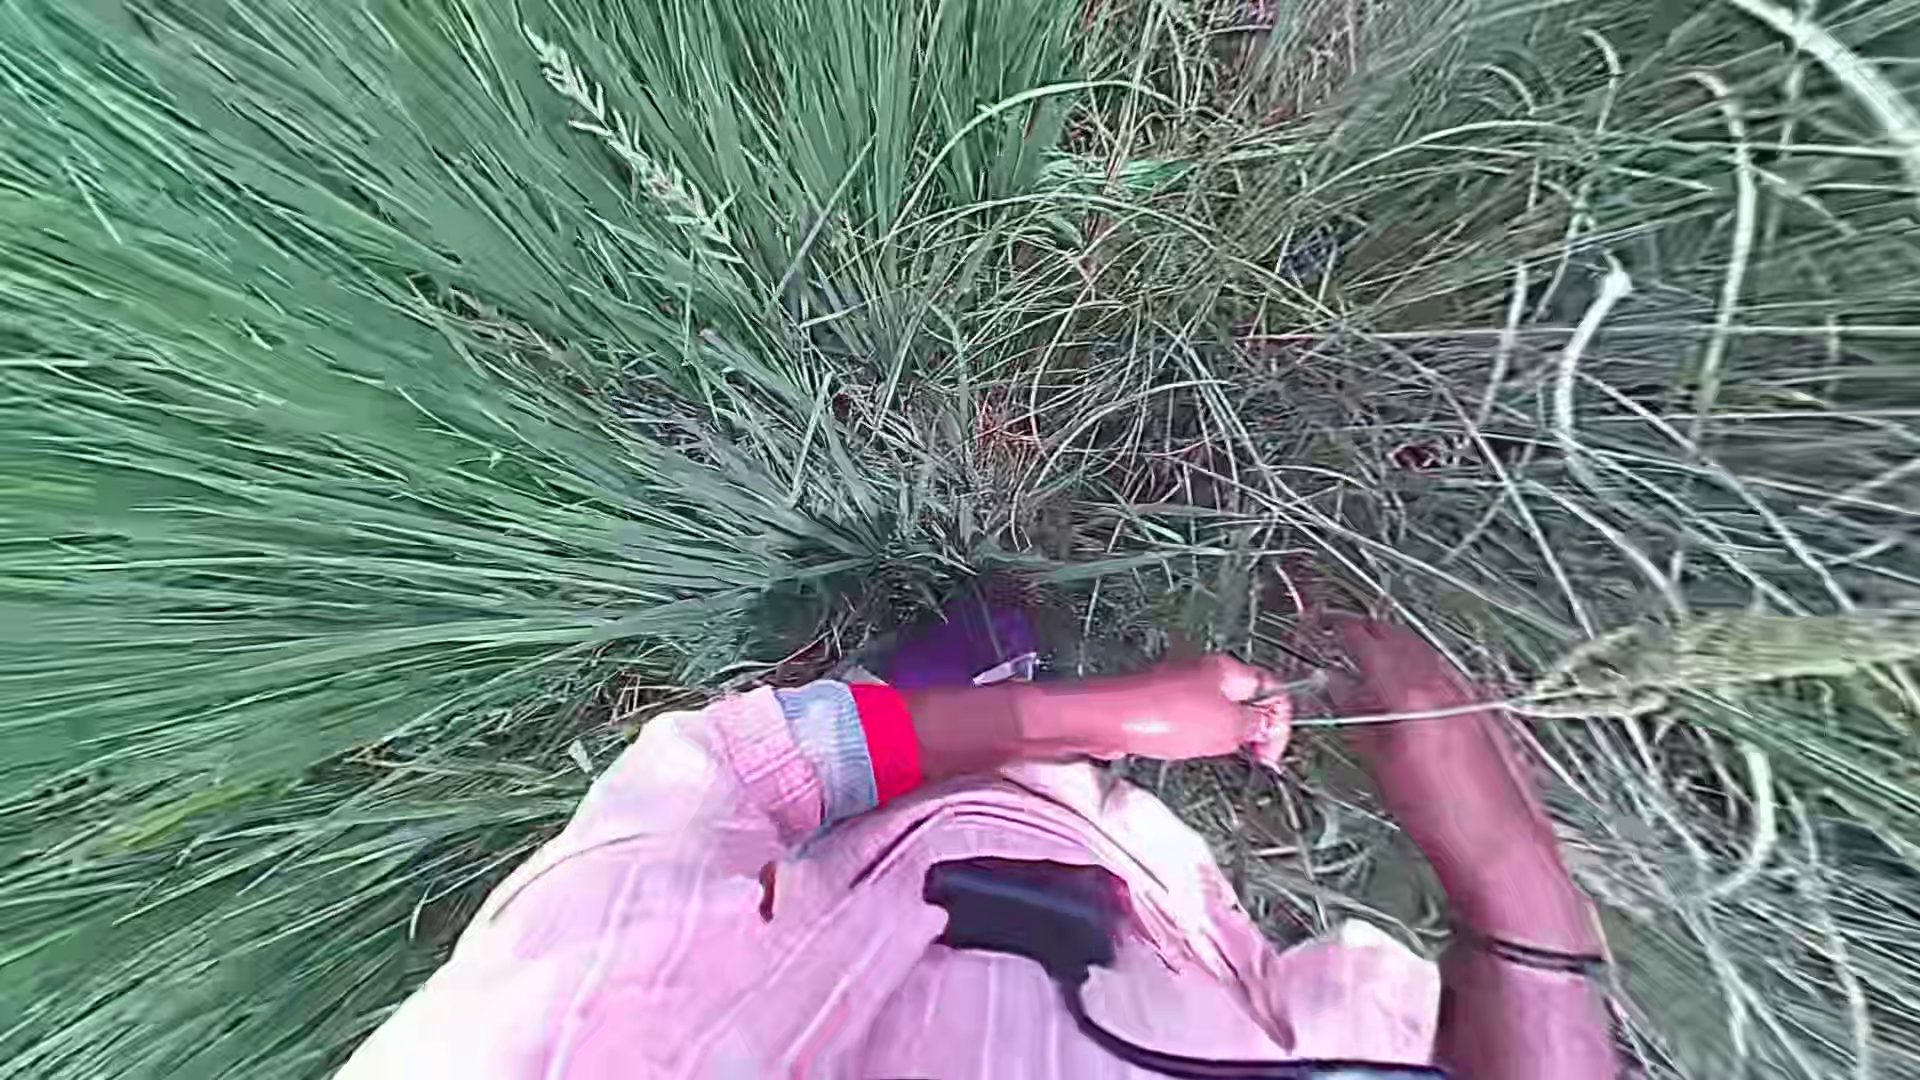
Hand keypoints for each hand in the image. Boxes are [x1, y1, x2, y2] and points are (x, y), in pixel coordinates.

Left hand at [1017, 654, 1291, 762]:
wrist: (1109, 719)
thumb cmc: (1164, 717)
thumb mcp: (1226, 726)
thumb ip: (1255, 726)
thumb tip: (1266, 726)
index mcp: (1225, 670)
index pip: (1271, 688)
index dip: (1279, 722)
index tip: (1269, 753)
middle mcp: (1202, 673)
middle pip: (1244, 702)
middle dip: (1248, 732)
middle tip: (1243, 755)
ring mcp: (1177, 688)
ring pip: (1216, 715)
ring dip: (1219, 738)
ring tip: (1204, 750)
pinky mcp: (1157, 705)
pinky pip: (1188, 723)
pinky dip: (1191, 739)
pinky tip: (1180, 748)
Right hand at [1331, 619, 1594, 949]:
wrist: (1501, 851)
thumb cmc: (1436, 813)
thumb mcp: (1376, 760)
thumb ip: (1354, 713)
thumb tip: (1336, 688)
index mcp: (1410, 695)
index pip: (1371, 646)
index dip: (1347, 632)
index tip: (1332, 625)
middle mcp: (1445, 689)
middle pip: (1403, 641)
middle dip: (1373, 631)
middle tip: (1350, 628)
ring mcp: (1473, 700)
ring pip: (1430, 655)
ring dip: (1401, 644)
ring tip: (1379, 645)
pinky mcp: (1491, 715)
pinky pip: (1451, 674)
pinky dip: (1426, 665)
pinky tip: (1416, 677)